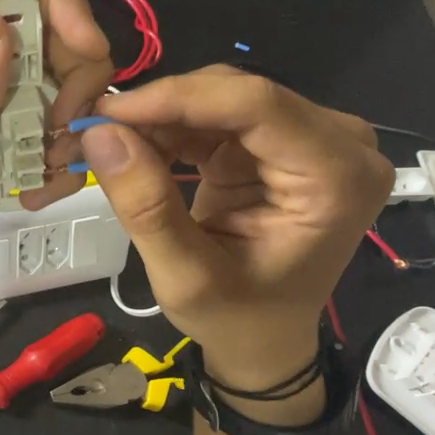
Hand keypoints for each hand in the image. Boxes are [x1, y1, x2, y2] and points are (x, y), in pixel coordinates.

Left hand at [0, 0, 112, 299]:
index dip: (55, 7)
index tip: (87, 51)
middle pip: (48, 36)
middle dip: (74, 75)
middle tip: (61, 127)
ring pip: (61, 84)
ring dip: (70, 124)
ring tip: (44, 168)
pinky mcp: (10, 144)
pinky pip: (57, 132)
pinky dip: (61, 160)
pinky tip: (35, 191)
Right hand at [82, 66, 391, 387]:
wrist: (263, 340)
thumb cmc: (235, 318)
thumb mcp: (184, 275)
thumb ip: (146, 205)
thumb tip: (98, 133)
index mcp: (336, 180)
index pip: (258, 106)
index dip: (179, 97)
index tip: (108, 111)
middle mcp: (339, 145)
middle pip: (241, 94)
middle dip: (163, 106)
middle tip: (96, 128)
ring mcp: (311, 140)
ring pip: (223, 97)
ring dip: (162, 116)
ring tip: (110, 143)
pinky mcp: (279, 144)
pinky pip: (218, 115)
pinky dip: (172, 127)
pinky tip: (138, 149)